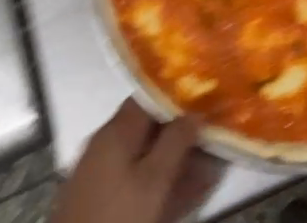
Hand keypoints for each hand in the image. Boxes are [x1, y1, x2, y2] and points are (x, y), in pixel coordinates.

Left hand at [53, 100, 218, 222]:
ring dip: (172, 159)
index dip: (176, 97)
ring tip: (203, 169)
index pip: (148, 96)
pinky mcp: (97, 193)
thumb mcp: (154, 179)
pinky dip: (157, 178)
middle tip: (208, 141)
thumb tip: (195, 112)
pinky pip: (133, 176)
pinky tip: (180, 192)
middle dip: (178, 133)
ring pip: (143, 154)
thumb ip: (176, 142)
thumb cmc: (118, 214)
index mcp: (116, 130)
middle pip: (147, 127)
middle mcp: (104, 142)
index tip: (202, 103)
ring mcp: (98, 169)